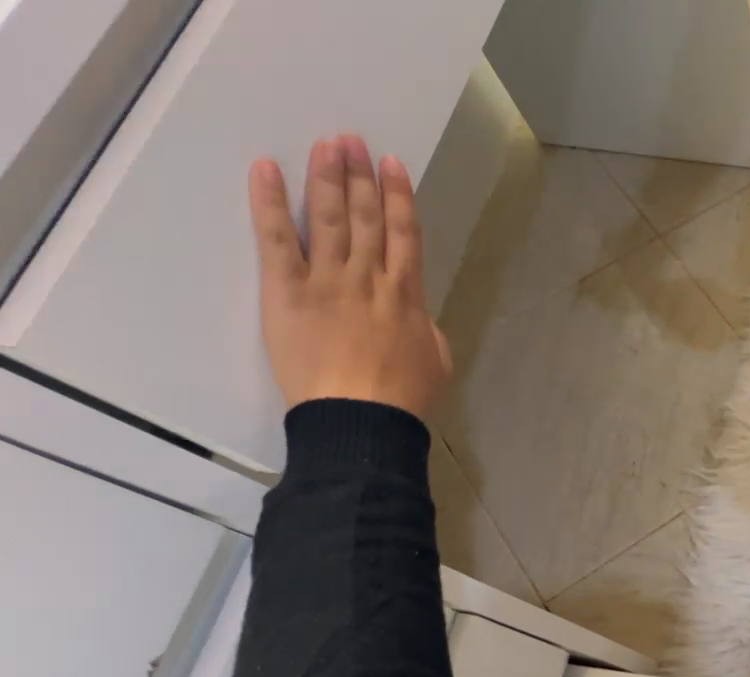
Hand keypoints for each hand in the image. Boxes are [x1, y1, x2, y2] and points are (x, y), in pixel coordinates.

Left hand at [248, 135, 451, 417]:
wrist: (362, 417)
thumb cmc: (406, 396)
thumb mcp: (437, 359)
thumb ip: (426, 326)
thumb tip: (416, 312)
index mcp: (408, 296)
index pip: (405, 235)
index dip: (399, 197)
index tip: (392, 165)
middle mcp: (370, 278)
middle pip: (367, 217)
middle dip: (360, 176)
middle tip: (351, 140)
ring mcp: (328, 280)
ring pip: (330, 218)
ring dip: (327, 178)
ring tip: (326, 144)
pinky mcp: (288, 290)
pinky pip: (277, 238)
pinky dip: (271, 202)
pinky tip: (267, 170)